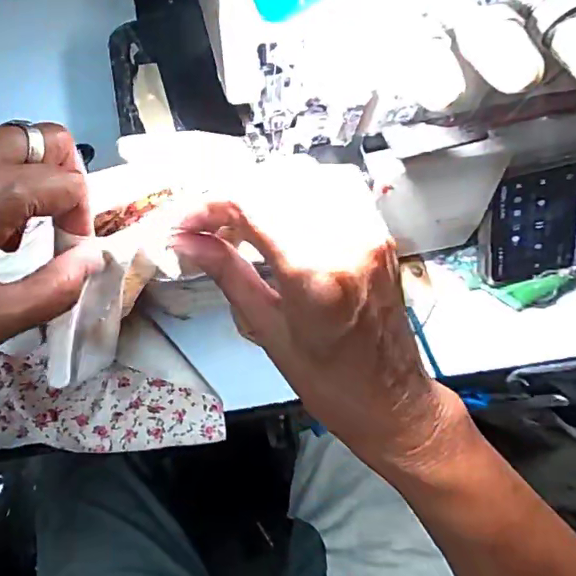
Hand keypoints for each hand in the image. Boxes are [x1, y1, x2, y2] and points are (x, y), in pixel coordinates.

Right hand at [171, 162, 473, 473]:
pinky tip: (276, 216)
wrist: (391, 399)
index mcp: (315, 276)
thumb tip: (185, 241)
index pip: (251, 207)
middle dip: (229, 197)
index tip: (184, 225)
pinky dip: (293, 193)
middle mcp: (347, 243)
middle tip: (205, 225)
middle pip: (274, 183)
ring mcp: (368, 233)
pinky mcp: (378, 231)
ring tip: (237, 222)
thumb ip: (226, 272)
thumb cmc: (328, 380)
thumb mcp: (266, 328)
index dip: (207, 207)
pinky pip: (330, 188)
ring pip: (302, 177)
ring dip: (260, 191)